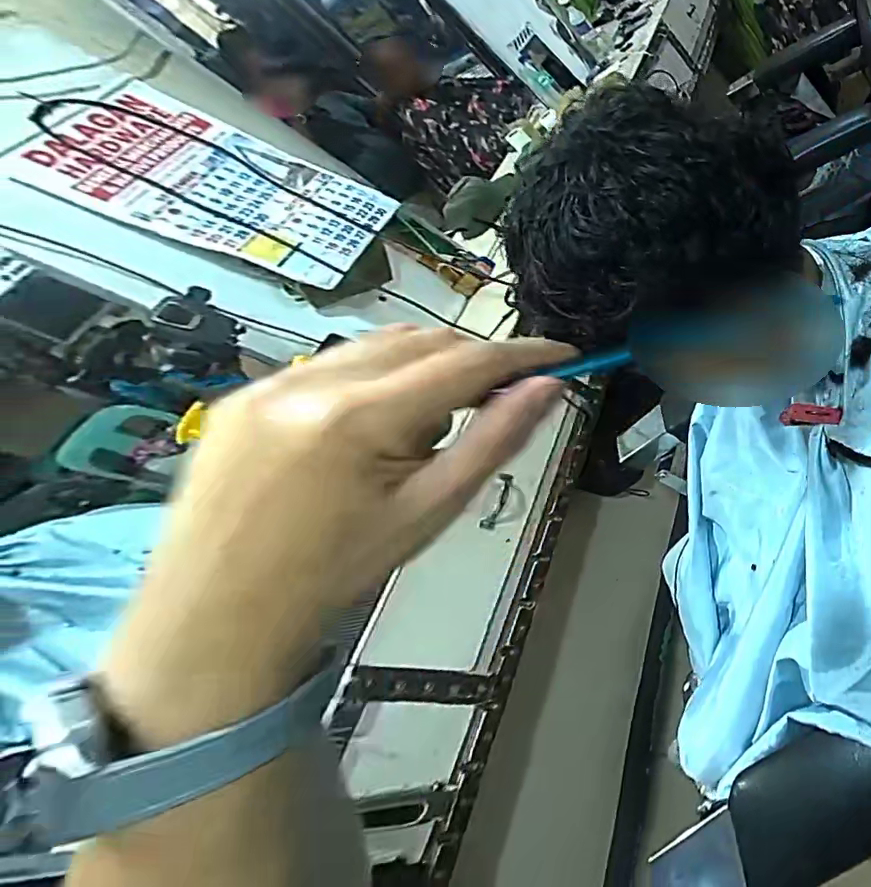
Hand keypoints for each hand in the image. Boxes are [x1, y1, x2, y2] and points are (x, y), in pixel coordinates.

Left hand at [99, 328, 576, 747]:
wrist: (216, 616)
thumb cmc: (343, 566)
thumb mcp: (437, 504)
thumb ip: (498, 436)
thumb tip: (551, 385)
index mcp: (358, 418)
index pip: (468, 361)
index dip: (527, 353)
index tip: (569, 355)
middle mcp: (310, 383)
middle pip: (430, 340)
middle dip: (482, 360)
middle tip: (512, 395)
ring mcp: (269, 383)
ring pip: (388, 342)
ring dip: (437, 361)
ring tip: (447, 413)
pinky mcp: (247, 394)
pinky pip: (343, 358)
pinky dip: (390, 370)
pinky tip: (392, 416)